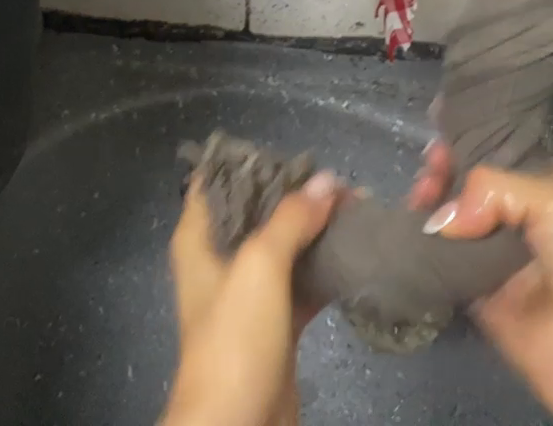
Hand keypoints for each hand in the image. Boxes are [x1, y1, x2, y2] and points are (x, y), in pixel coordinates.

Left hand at [161, 171, 343, 425]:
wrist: (238, 425)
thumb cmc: (235, 336)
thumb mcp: (259, 267)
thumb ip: (290, 220)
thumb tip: (327, 180)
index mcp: (197, 238)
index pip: (215, 182)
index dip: (248, 162)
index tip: (289, 153)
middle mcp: (218, 259)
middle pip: (255, 212)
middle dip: (293, 196)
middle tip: (336, 180)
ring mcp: (246, 292)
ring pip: (282, 247)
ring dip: (313, 230)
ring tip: (354, 207)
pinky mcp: (274, 323)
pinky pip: (300, 282)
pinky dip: (324, 268)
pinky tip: (355, 252)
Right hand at [420, 165, 552, 425]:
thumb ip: (492, 188)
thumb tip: (443, 219)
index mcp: (543, 195)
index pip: (495, 159)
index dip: (464, 147)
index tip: (437, 139)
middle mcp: (517, 222)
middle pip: (465, 187)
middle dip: (440, 173)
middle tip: (427, 174)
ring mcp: (493, 259)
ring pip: (448, 222)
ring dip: (426, 206)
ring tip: (416, 201)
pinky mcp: (474, 295)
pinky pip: (440, 263)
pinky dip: (421, 247)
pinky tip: (407, 233)